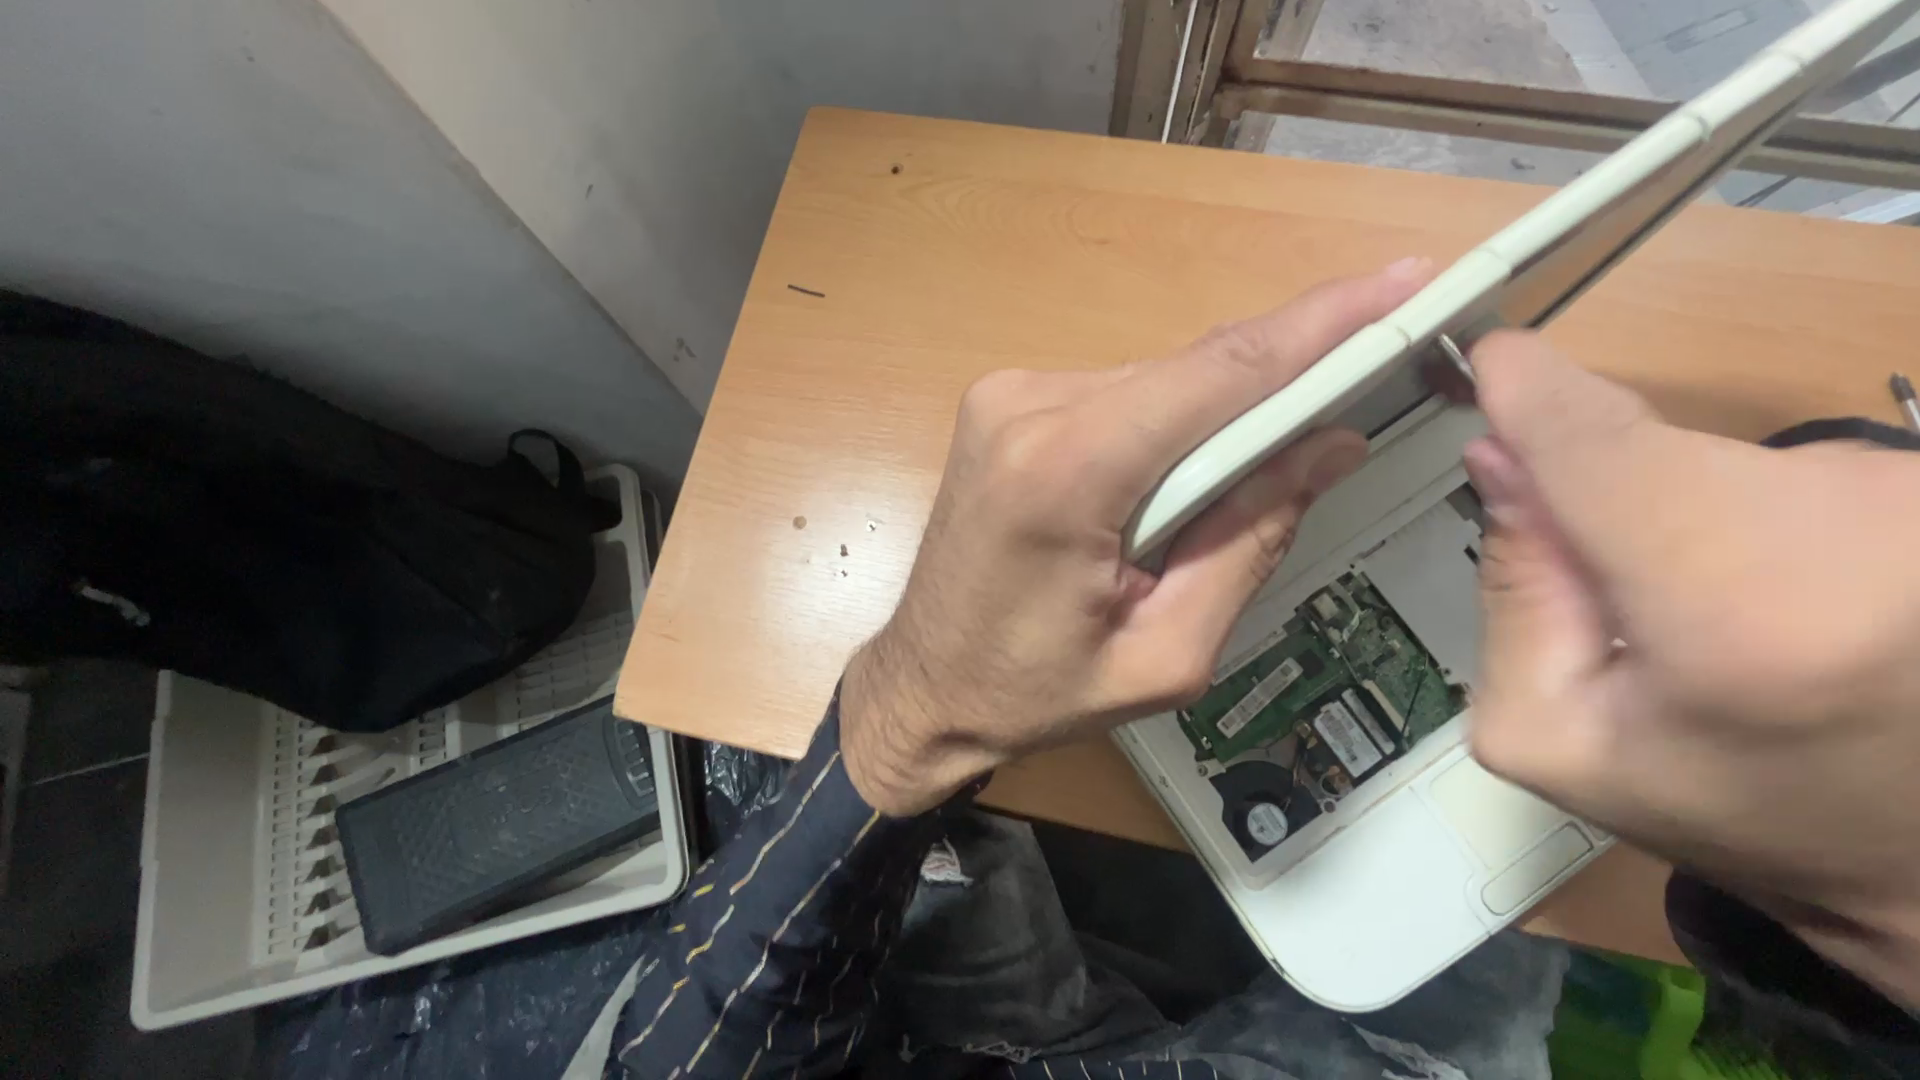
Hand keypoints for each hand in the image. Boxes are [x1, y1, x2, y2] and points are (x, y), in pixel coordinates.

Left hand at [838, 260, 1432, 815]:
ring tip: (1238, 486)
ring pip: (1157, 381)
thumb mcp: (1166, 652)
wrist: (926, 685)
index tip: (1406, 283)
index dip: (1321, 326)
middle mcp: (1027, 406)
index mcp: (1064, 471)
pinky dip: (1165, 425)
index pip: (1219, 374)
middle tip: (1365, 388)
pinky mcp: (1002, 404)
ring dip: (1216, 417)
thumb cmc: (1035, 691)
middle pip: (1192, 372)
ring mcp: (1005, 396)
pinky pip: (1118, 396)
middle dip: (1280, 383)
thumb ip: (1250, 542)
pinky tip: (1174, 483)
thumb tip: (1329, 446)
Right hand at [1464, 330, 1919, 1006]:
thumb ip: (1509, 596)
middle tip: (1587, 587)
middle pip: (1644, 453)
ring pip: (1706, 460)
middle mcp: (1855, 525)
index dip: (1530, 394)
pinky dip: (1732, 514)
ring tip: (1695, 607)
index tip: (1483, 356)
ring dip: (1662, 507)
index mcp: (1737, 606)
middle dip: (1583, 490)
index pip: (1604, 449)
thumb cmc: (1729, 804)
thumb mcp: (1552, 732)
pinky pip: (1772, 472)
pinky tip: (1765, 594)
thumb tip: (1501, 464)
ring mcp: (1915, 495)